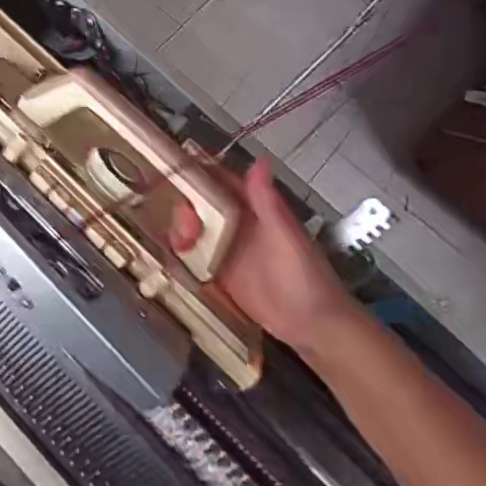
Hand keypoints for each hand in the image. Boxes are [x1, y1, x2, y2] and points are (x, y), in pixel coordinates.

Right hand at [169, 158, 358, 354]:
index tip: (179, 175)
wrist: (311, 325)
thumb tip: (259, 161)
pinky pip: (193, 256)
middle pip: (200, 206)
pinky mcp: (218, 273)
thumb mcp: (285, 237)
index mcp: (255, 209)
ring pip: (193, 229)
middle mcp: (237, 225)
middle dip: (185, 209)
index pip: (222, 182)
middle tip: (187, 229)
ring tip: (182, 246)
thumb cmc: (304, 276)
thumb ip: (267, 202)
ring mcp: (227, 249)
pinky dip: (180, 252)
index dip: (200, 175)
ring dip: (180, 231)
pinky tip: (173, 256)